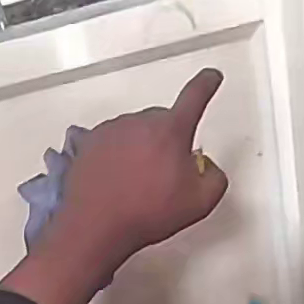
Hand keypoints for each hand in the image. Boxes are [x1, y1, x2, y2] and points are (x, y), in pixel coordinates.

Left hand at [55, 67, 230, 263]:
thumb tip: (206, 166)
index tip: (211, 77)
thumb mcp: (200, 203)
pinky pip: (111, 142)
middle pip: (162, 121)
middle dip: (167, 140)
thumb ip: (215, 177)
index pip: (195, 97)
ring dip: (140, 149)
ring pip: (135, 132)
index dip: (206, 85)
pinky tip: (116, 181)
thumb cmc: (147, 213)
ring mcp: (110, 130)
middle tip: (164, 175)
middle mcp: (138, 122)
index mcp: (170, 130)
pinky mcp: (88, 143)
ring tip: (136, 184)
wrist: (95, 226)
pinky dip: (116, 156)